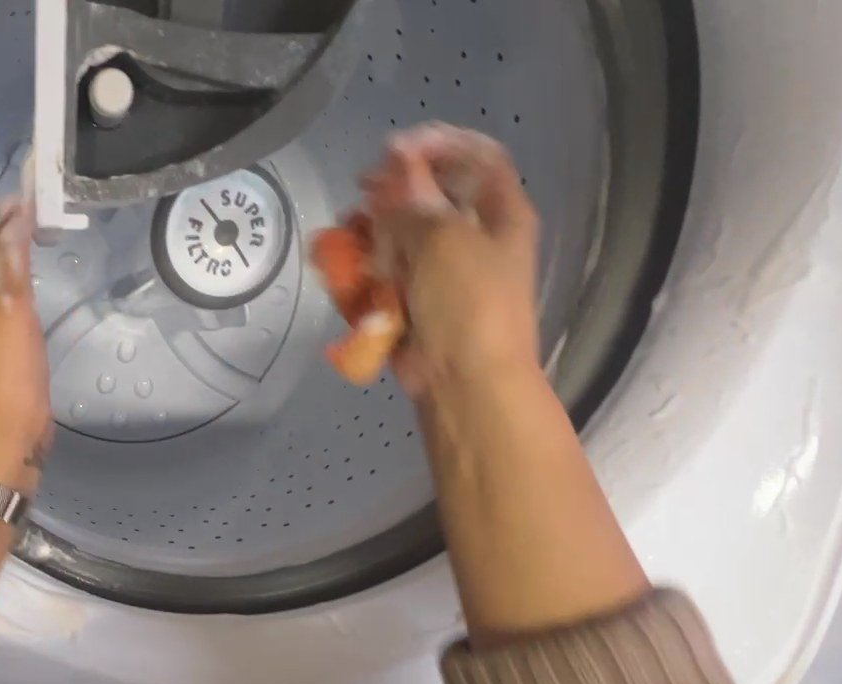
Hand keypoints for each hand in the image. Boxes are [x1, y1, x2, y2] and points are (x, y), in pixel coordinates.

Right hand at [363, 126, 542, 403]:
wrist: (465, 382)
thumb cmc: (467, 303)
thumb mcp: (443, 241)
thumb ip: (414, 201)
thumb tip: (396, 163)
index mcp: (500, 215)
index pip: (477, 158)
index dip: (438, 144)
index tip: (394, 149)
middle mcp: (474, 240)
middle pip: (432, 199)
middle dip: (392, 193)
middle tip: (361, 191)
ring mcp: (442, 277)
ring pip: (401, 240)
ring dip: (370, 234)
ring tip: (344, 234)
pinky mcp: (415, 307)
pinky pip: (385, 279)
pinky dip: (362, 273)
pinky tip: (340, 268)